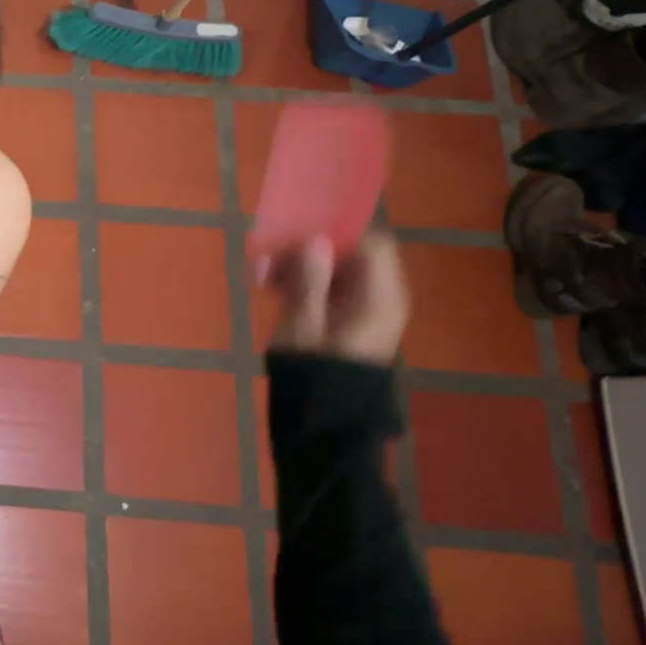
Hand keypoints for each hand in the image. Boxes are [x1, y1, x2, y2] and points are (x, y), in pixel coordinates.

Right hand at [261, 231, 409, 364]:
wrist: (325, 414)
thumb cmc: (315, 367)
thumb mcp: (305, 322)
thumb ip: (311, 279)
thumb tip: (317, 239)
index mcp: (381, 295)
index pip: (373, 244)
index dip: (338, 231)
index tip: (297, 230)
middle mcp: (382, 297)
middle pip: (353, 256)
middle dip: (309, 251)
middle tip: (268, 259)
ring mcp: (367, 309)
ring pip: (338, 272)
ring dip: (301, 268)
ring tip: (263, 277)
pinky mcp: (351, 320)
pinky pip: (333, 289)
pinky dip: (306, 284)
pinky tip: (274, 289)